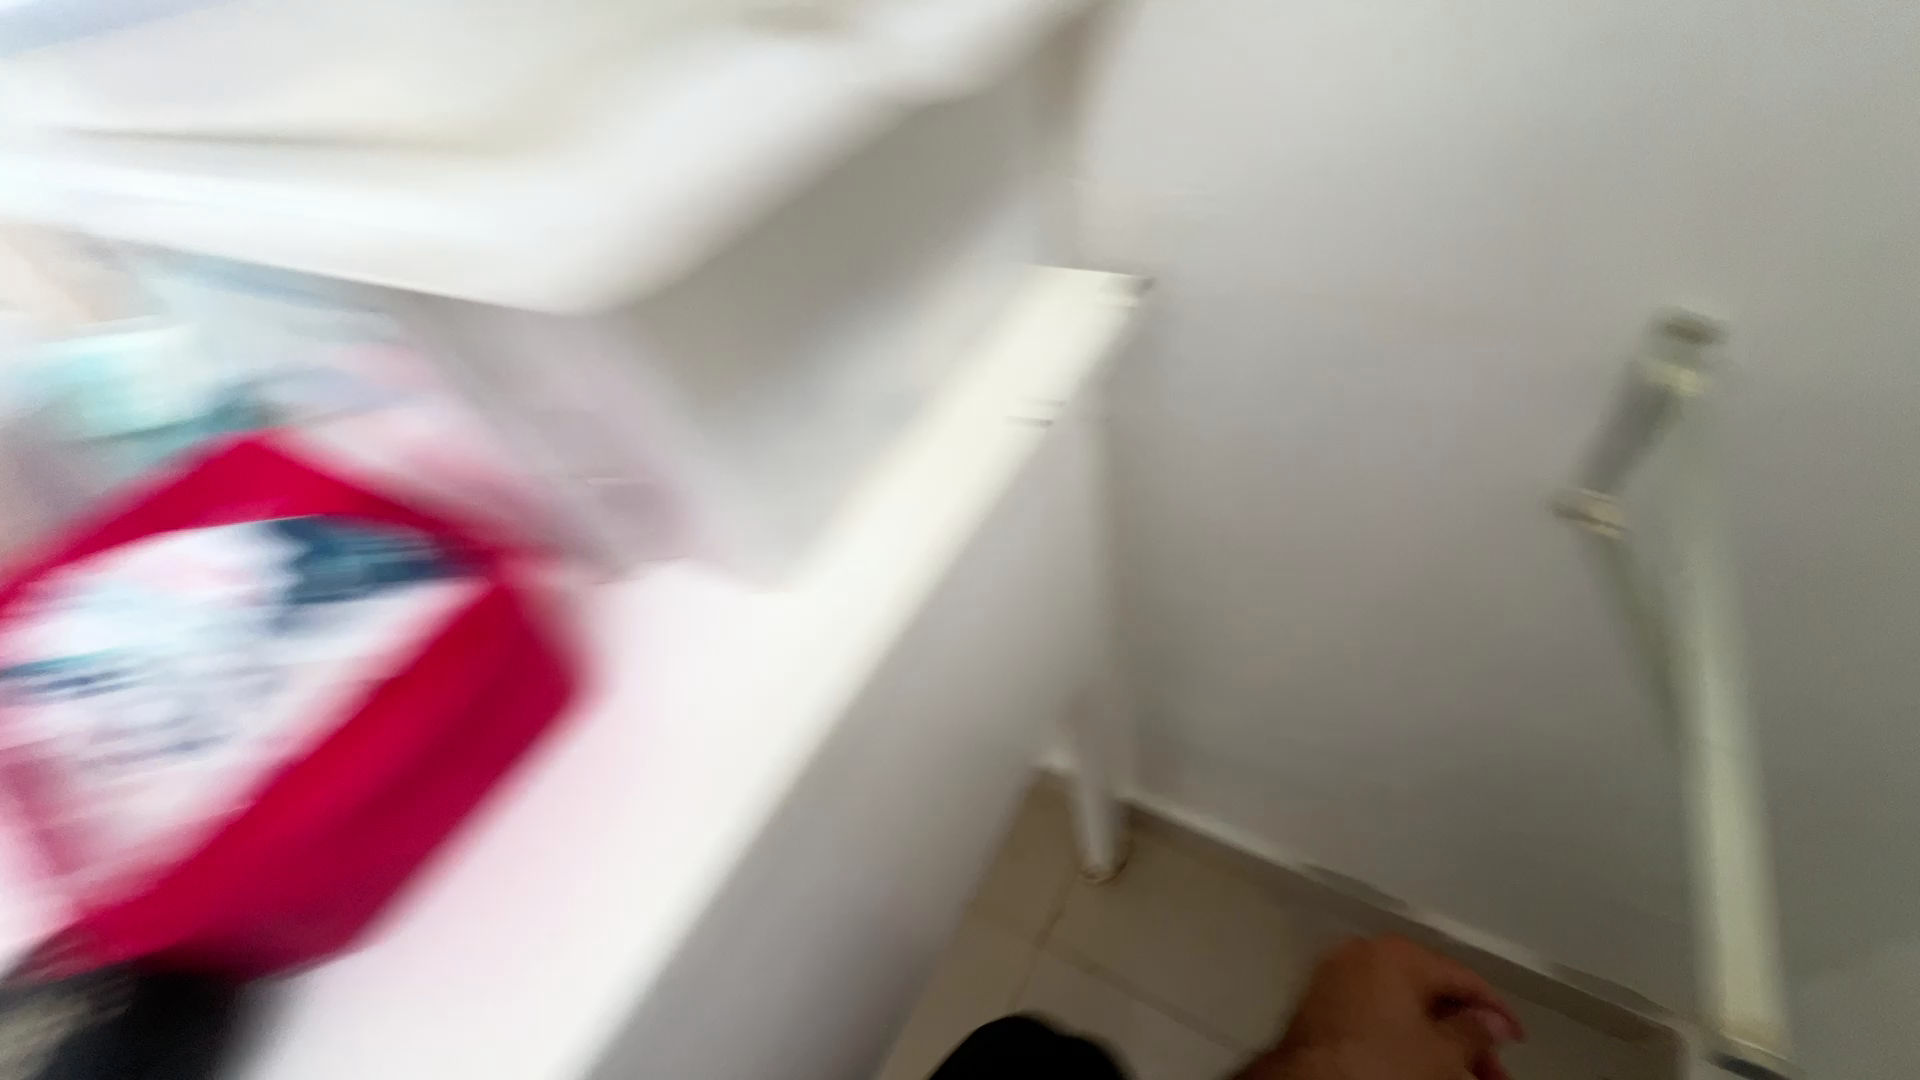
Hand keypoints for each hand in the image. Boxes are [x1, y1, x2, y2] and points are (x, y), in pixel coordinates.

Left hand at [1238, 935, 1524, 1079]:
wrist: (1317, 1079)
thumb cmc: (1385, 1062)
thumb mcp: (1443, 1052)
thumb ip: (1475, 1031)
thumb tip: (1493, 1020)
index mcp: (1396, 953)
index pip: (1460, 974)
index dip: (1496, 1009)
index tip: (1517, 1039)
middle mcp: (1362, 951)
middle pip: (1429, 987)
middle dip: (1465, 1030)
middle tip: (1492, 1072)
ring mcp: (1337, 972)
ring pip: (1402, 1001)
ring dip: (1436, 1035)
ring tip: (1460, 1072)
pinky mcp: (1321, 998)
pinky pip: (1374, 1008)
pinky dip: (1402, 1031)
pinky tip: (1419, 1061)